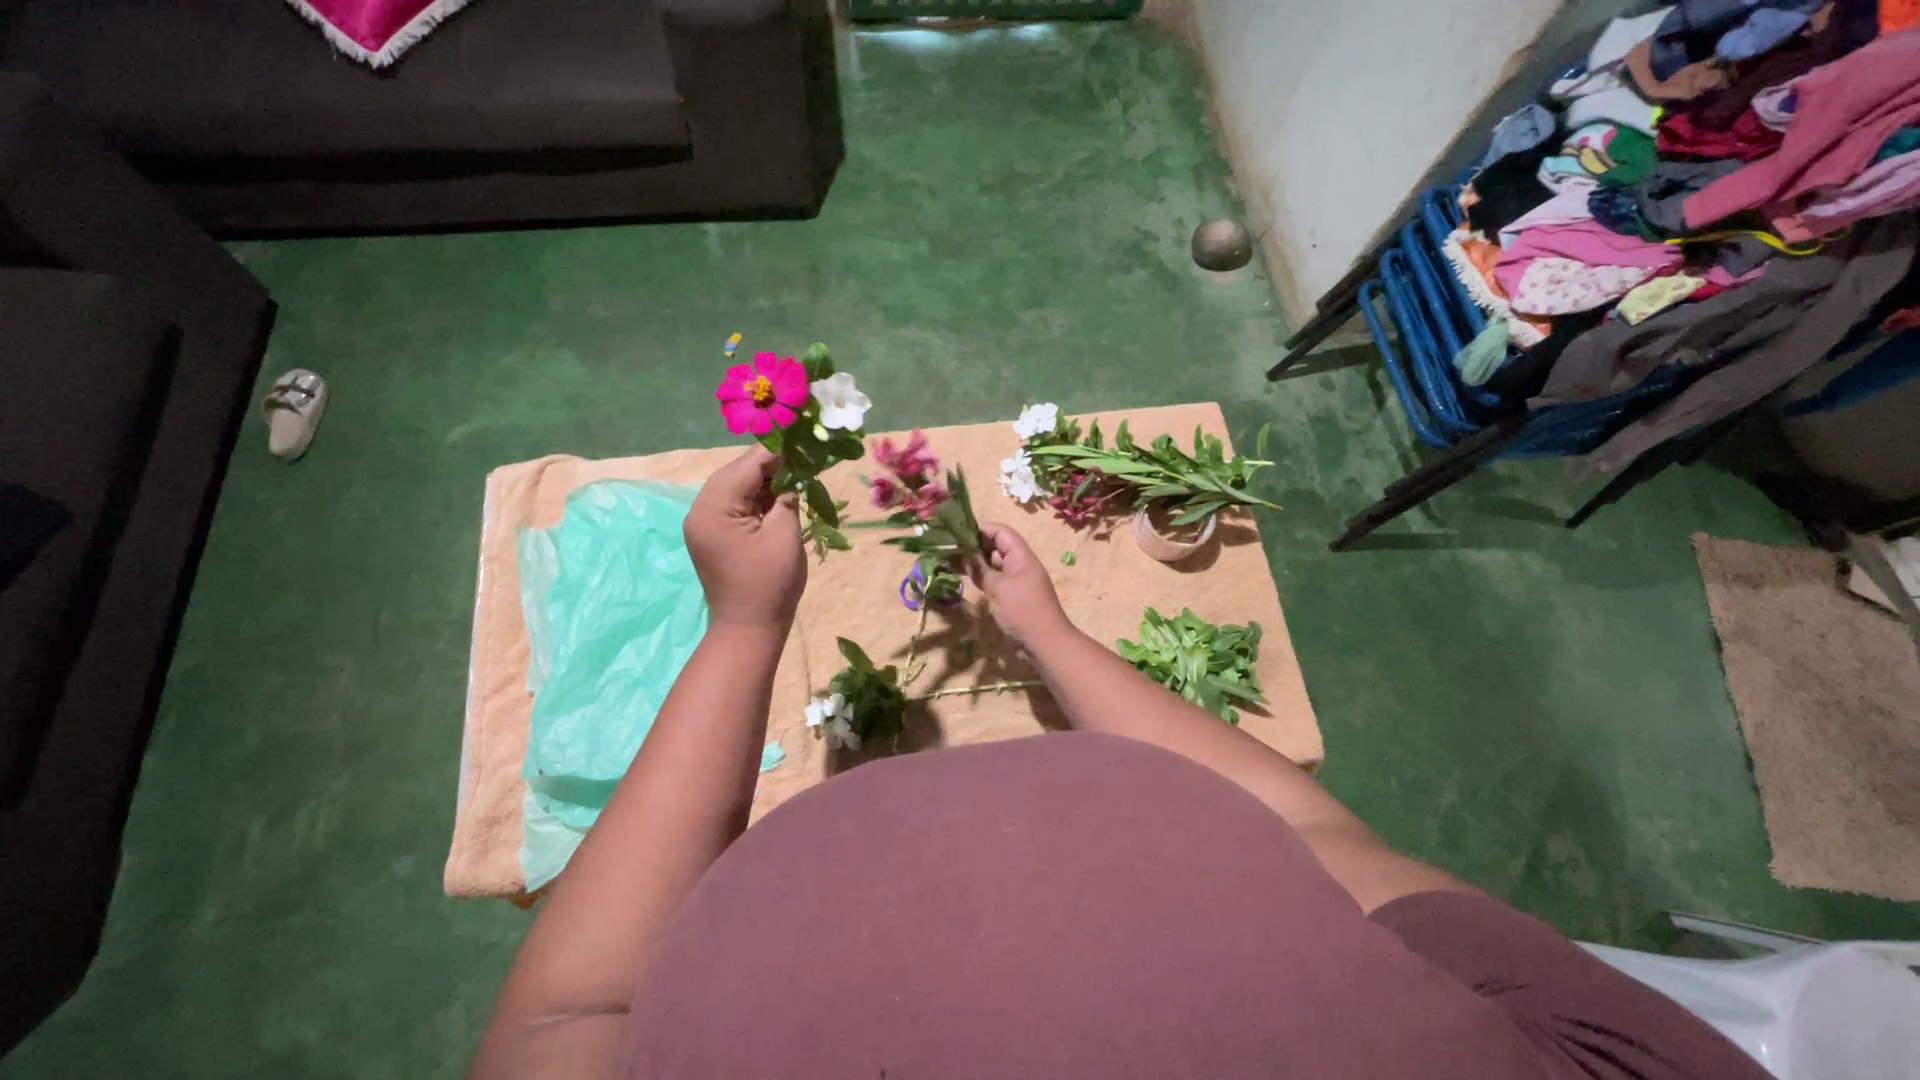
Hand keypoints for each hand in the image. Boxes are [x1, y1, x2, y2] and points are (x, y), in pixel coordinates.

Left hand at [684, 447, 805, 635]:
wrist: (749, 629)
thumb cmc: (770, 583)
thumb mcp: (784, 534)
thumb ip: (785, 496)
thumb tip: (790, 476)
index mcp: (713, 508)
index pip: (746, 465)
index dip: (776, 453)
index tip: (804, 443)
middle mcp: (700, 510)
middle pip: (736, 472)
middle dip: (769, 466)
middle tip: (802, 463)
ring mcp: (703, 524)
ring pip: (735, 488)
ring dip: (763, 482)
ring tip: (795, 480)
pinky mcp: (713, 535)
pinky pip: (734, 506)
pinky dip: (756, 500)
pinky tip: (779, 499)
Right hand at [967, 522, 1073, 650]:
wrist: (1045, 643)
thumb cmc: (1023, 611)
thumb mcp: (999, 588)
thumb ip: (981, 570)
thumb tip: (966, 556)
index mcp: (1022, 557)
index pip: (1002, 532)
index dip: (982, 528)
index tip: (959, 531)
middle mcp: (1020, 565)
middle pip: (998, 546)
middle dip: (977, 544)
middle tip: (953, 546)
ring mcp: (1017, 581)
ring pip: (996, 564)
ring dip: (978, 561)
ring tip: (955, 560)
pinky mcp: (1013, 596)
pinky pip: (996, 579)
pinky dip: (983, 576)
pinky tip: (967, 578)